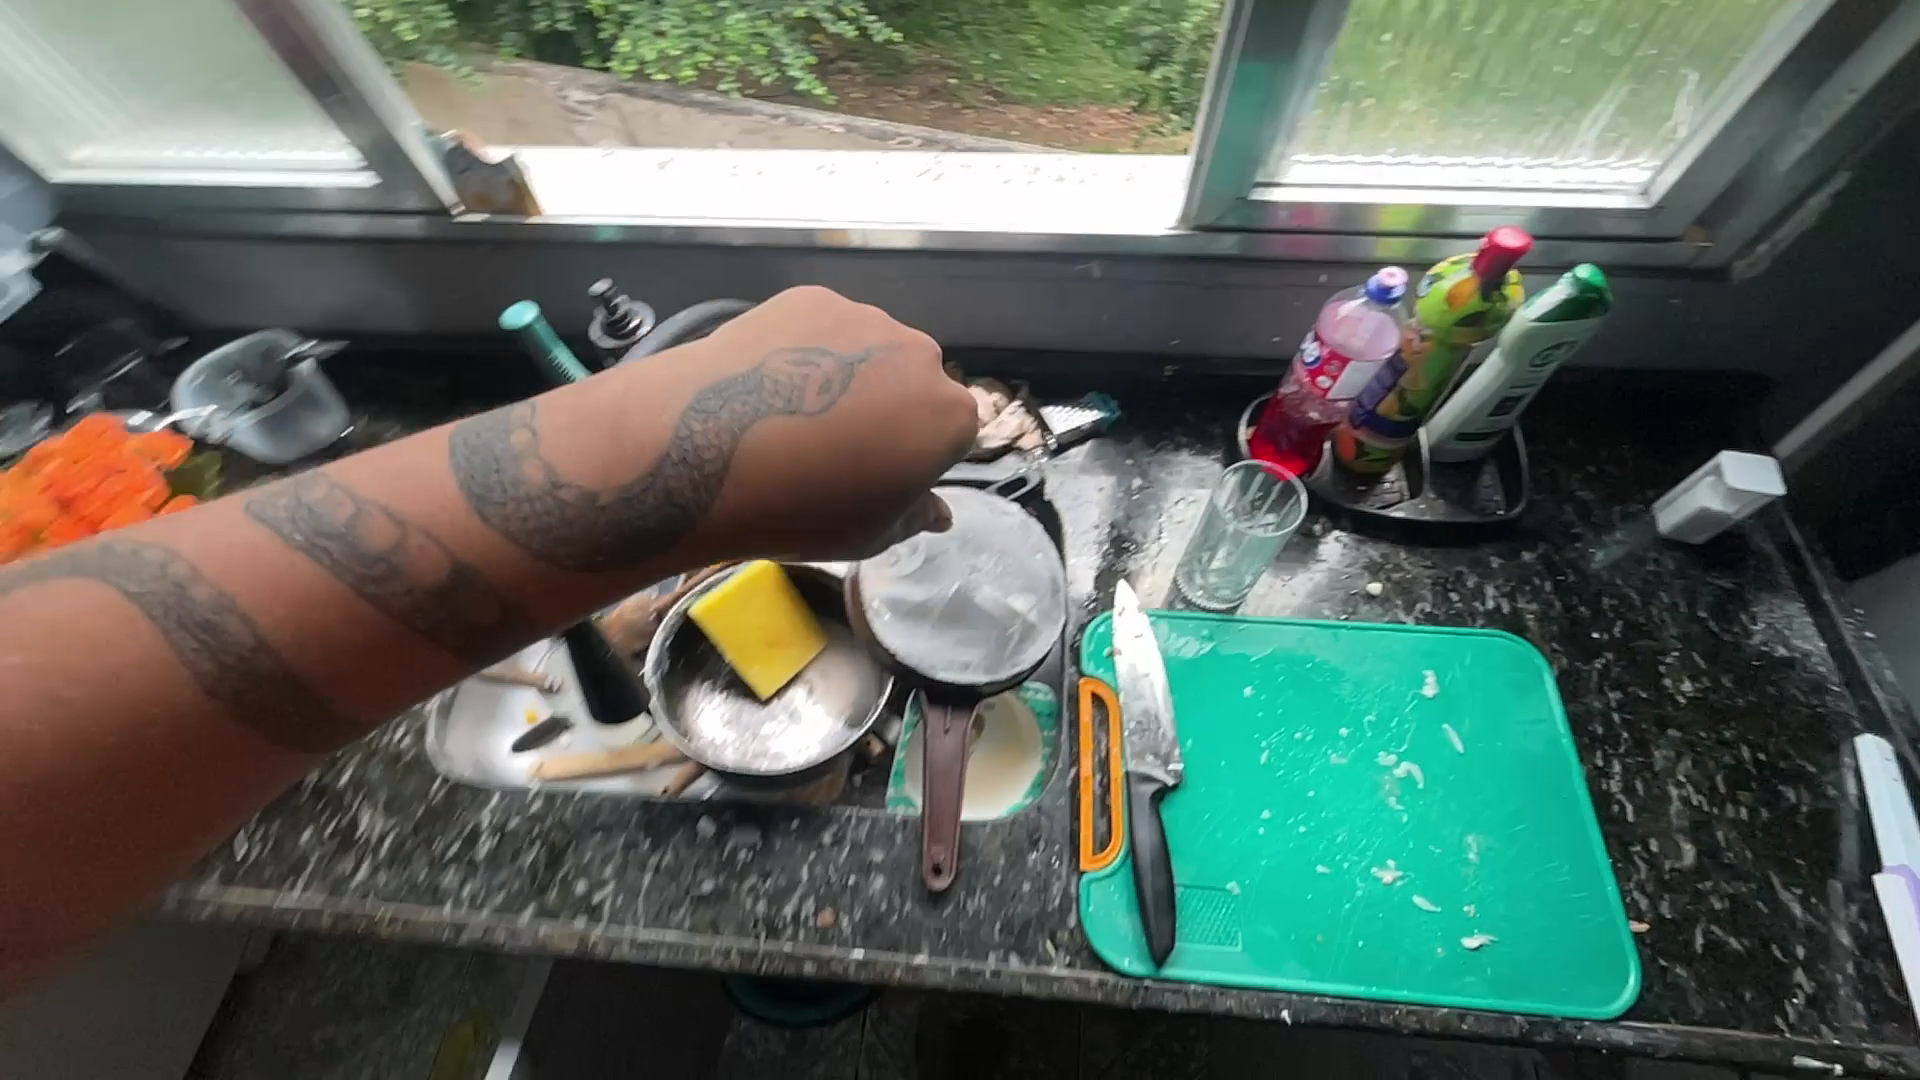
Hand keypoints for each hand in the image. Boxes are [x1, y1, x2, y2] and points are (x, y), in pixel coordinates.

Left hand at [674, 287, 978, 559]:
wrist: (703, 452)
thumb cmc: (802, 508)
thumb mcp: (869, 534)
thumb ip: (915, 516)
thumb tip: (939, 513)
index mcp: (950, 416)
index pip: (953, 432)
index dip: (918, 456)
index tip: (880, 474)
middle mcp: (922, 355)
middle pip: (916, 383)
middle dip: (890, 409)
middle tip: (836, 445)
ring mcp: (866, 318)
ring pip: (871, 350)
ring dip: (851, 374)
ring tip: (795, 412)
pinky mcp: (812, 297)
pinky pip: (824, 327)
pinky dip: (808, 349)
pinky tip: (771, 382)